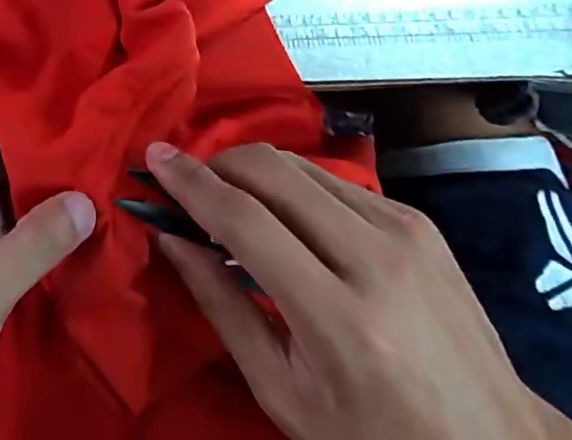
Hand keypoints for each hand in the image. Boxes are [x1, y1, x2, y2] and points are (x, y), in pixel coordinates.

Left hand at [0, 107, 95, 439]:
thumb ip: (33, 244)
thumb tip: (87, 200)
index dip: (24, 111)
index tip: (73, 109)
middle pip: (5, 150)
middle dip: (47, 145)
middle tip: (101, 137)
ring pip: (15, 185)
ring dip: (52, 180)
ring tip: (103, 165)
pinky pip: (20, 220)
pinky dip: (49, 214)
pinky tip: (87, 210)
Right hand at [146, 142, 571, 439]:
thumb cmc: (374, 437)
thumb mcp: (284, 393)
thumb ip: (221, 306)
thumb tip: (171, 236)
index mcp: (341, 320)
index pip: (246, 222)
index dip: (192, 184)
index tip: (153, 159)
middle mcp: (376, 257)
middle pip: (273, 172)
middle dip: (218, 163)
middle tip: (187, 180)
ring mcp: (404, 229)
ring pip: (301, 166)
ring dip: (253, 171)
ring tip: (228, 198)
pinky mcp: (417, 218)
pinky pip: (333, 181)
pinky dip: (293, 186)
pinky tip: (284, 216)